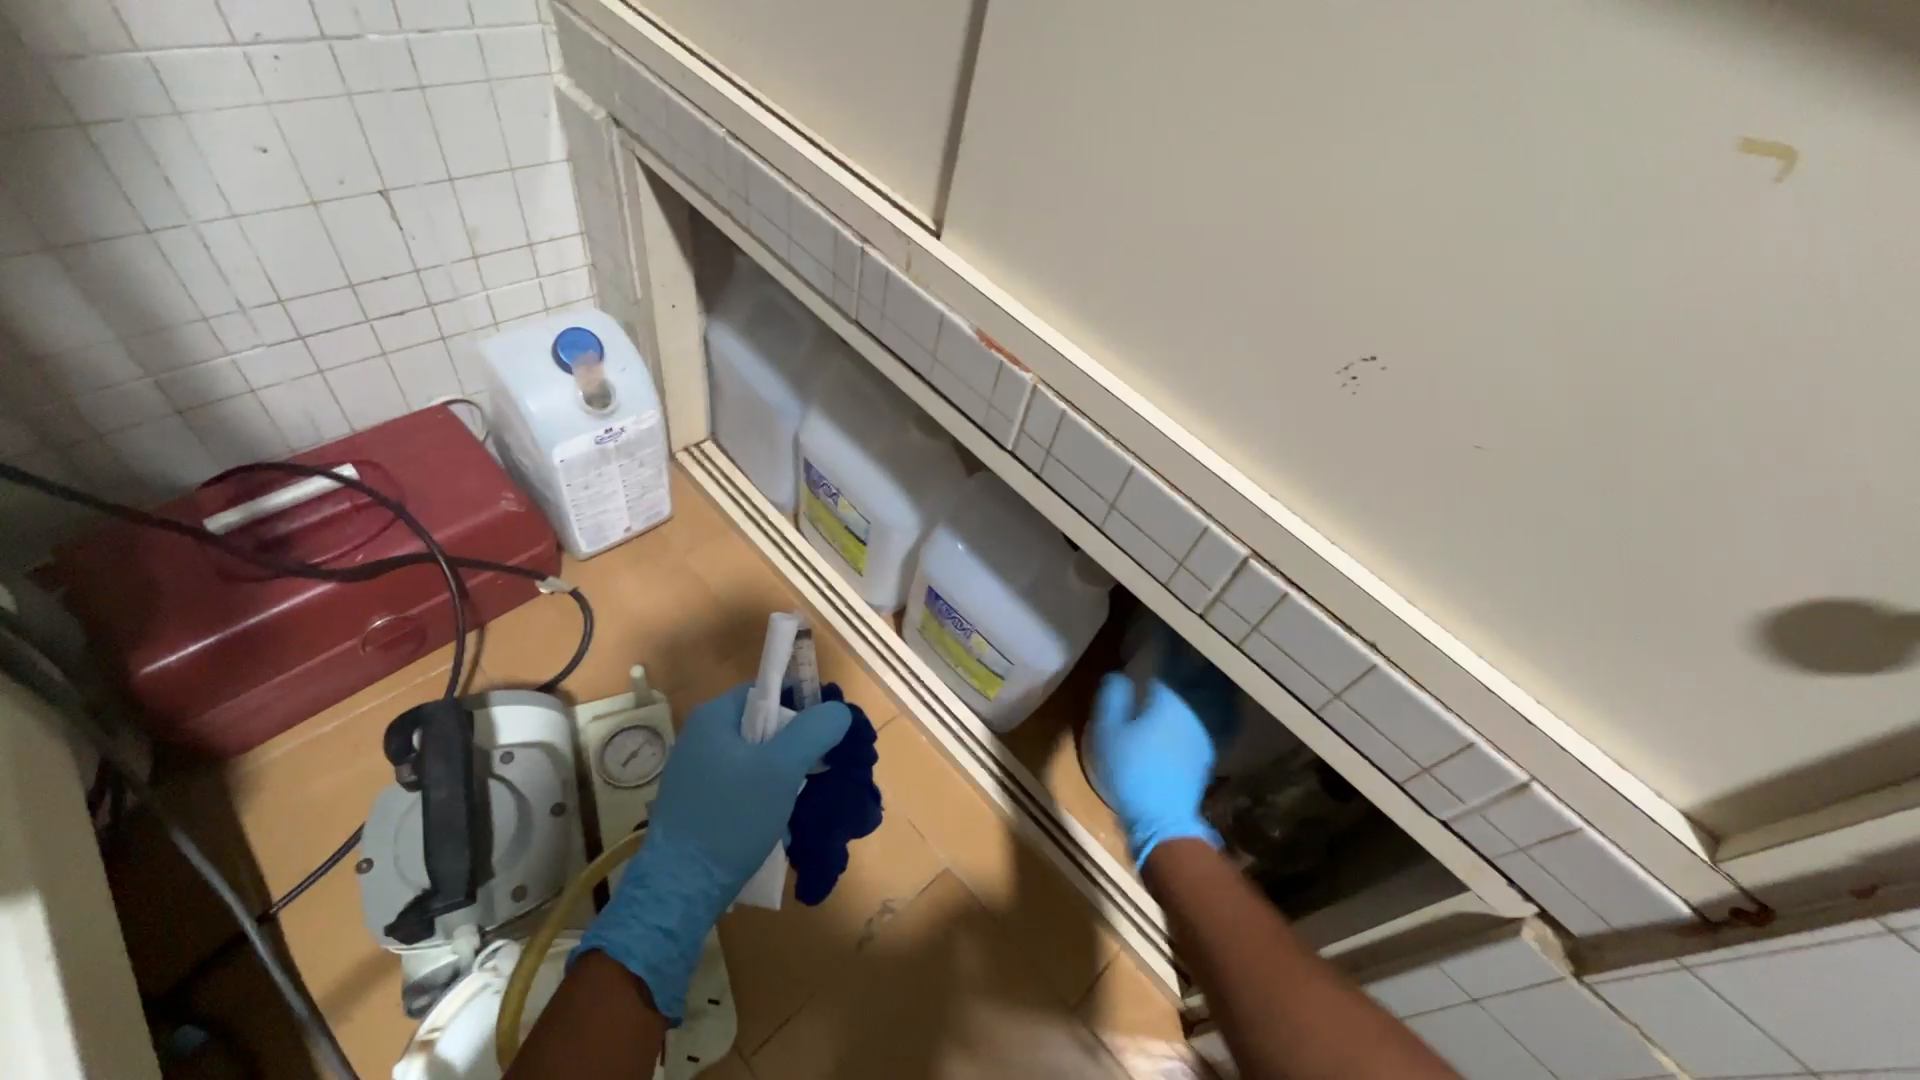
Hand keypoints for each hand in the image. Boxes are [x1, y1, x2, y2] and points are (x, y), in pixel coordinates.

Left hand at [575, 682, 850, 1020]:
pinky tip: (774, 818)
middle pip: (761, 725)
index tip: (823, 735)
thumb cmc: (732, 818)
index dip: (799, 706)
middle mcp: (700, 737)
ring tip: (798, 798)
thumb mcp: (782, 768)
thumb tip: (839, 711)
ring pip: (754, 758)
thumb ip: (814, 730)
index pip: (766, 691)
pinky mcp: (696, 802)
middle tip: (816, 770)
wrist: (681, 888)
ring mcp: (695, 771)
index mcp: (714, 717)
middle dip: (793, 745)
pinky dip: (762, 794)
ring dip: (780, 773)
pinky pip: (740, 783)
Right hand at [1085, 650, 1237, 867]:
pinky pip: (1222, 713)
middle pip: (1206, 671)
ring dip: (1214, 675)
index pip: (1172, 658)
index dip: (1168, 639)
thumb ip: (1113, 697)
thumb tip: (1120, 675)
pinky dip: (1220, 700)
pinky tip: (1214, 701)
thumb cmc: (1131, 769)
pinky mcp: (1211, 747)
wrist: (1162, 817)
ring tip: (1207, 665)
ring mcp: (1209, 728)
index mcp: (1170, 697)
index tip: (1163, 625)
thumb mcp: (1107, 731)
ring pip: (1219, 692)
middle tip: (1192, 640)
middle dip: (1200, 653)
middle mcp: (1197, 706)